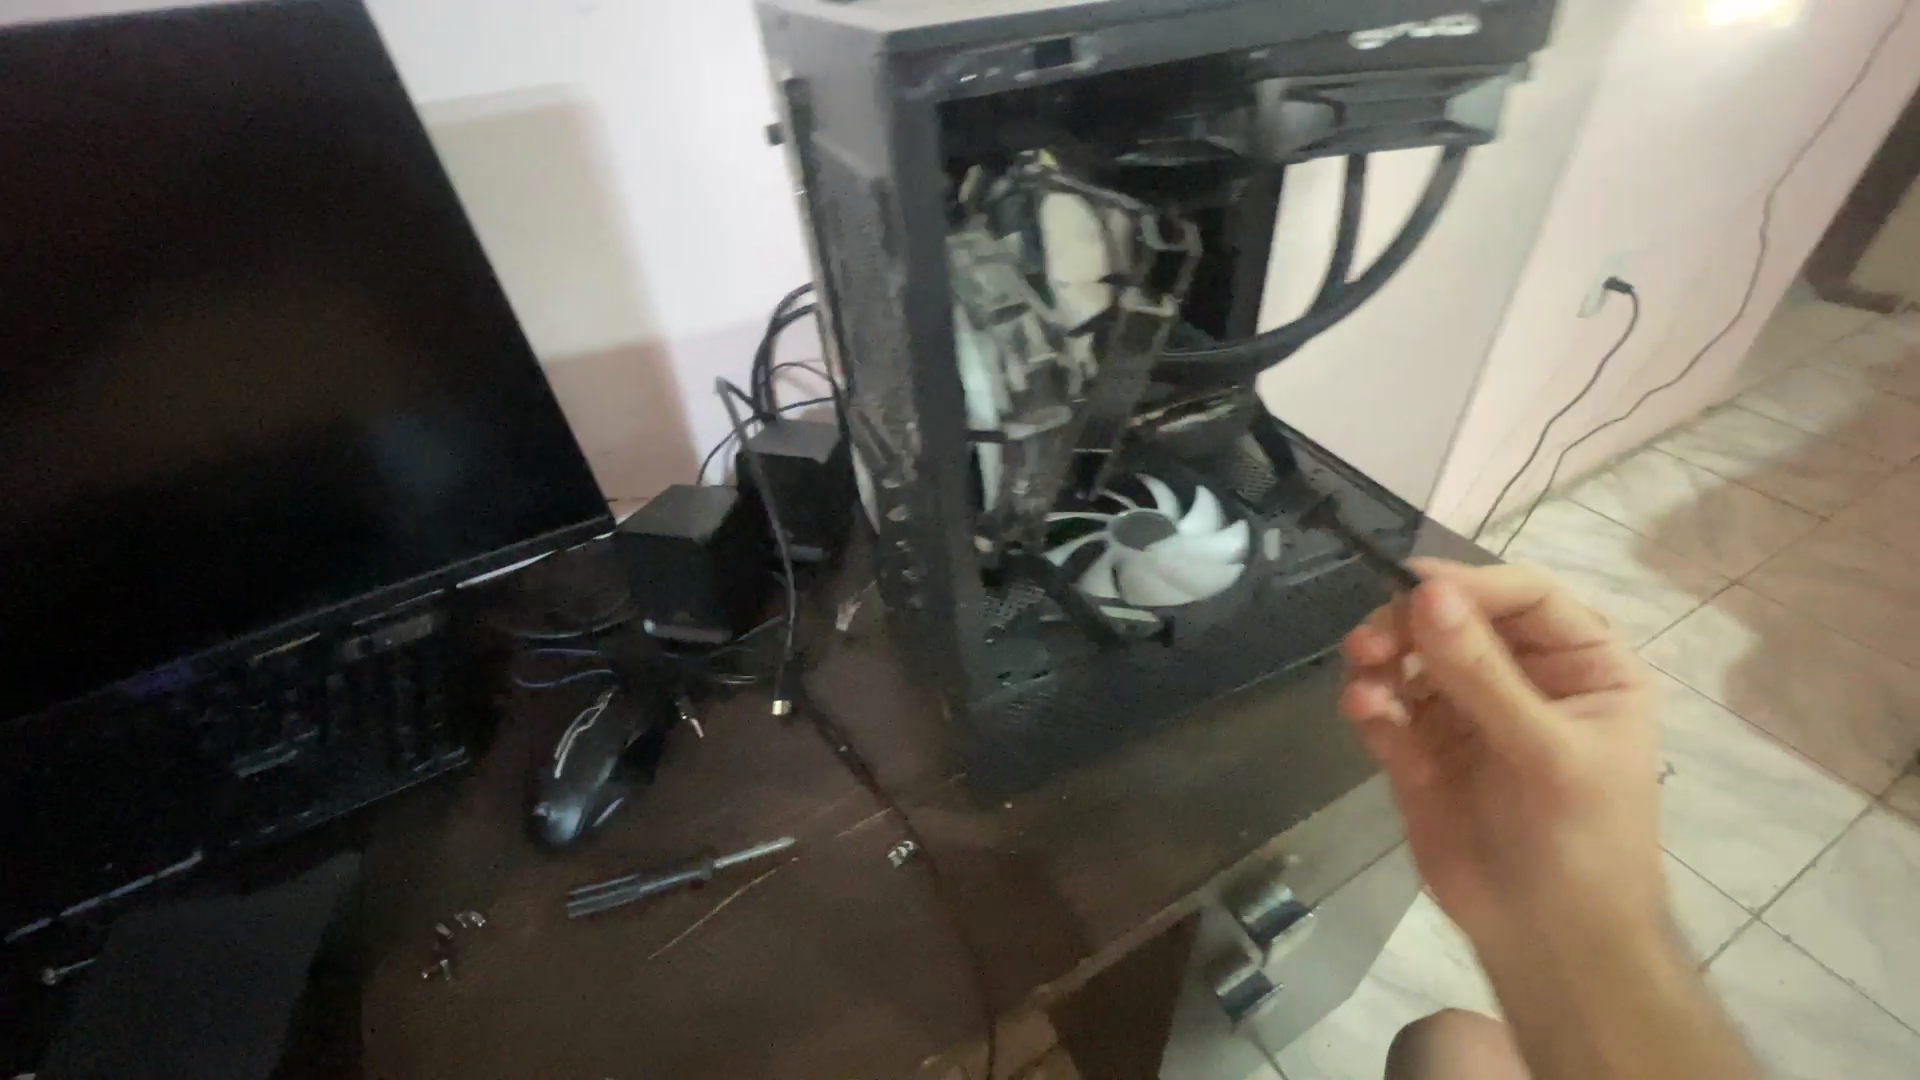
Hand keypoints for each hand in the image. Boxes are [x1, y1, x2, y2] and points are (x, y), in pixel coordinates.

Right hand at [1338, 559, 1662, 949]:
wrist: (1541, 938)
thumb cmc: (1578, 843)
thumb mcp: (1545, 752)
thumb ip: (1482, 672)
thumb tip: (1425, 592)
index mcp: (1580, 668)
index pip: (1524, 597)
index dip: (1469, 585)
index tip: (1410, 588)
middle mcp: (1518, 678)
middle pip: (1451, 619)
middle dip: (1406, 624)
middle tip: (1369, 643)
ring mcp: (1462, 710)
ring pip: (1408, 656)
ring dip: (1379, 660)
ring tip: (1363, 680)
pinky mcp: (1416, 743)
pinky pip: (1384, 704)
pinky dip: (1368, 702)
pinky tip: (1362, 713)